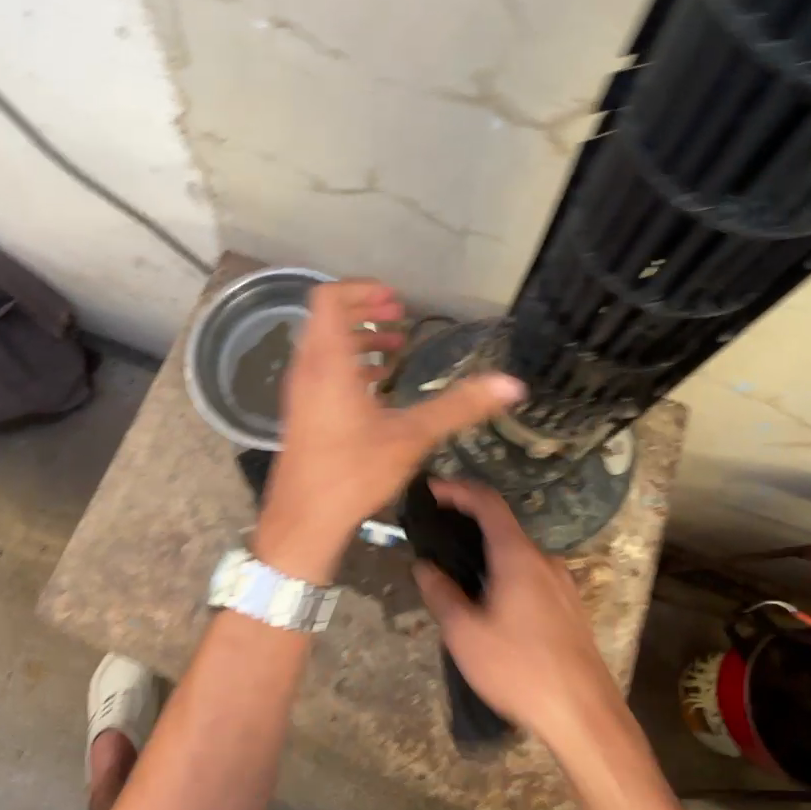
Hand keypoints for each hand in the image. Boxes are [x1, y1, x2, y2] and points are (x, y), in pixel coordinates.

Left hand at [254, 280, 523, 583]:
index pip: (328, 298)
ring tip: (396, 349)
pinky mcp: (300, 411)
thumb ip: (459, 406)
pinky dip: (348, 363)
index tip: (395, 299)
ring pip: (324, 344)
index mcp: (328, 362)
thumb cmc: (353, 472)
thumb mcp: (411, 436)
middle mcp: (307, 368)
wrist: (302, 520)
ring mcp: (299, 390)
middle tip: (400, 317)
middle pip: (327, 317)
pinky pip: (321, 369)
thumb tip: (511, 385)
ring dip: (358, 339)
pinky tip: (378, 386)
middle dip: (365, 310)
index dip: (360, 289)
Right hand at [412, 479, 621, 746]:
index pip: (487, 502)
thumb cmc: (520, 669)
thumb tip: (425, 567)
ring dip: (486, 556)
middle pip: (502, 528)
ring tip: (457, 577)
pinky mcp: (570, 608)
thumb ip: (441, 594)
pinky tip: (489, 606)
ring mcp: (562, 584)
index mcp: (518, 556)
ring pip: (517, 556)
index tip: (431, 491)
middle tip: (436, 540)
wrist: (585, 715)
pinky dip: (504, 575)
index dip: (457, 490)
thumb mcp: (465, 635)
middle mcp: (544, 560)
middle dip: (467, 527)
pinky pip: (531, 577)